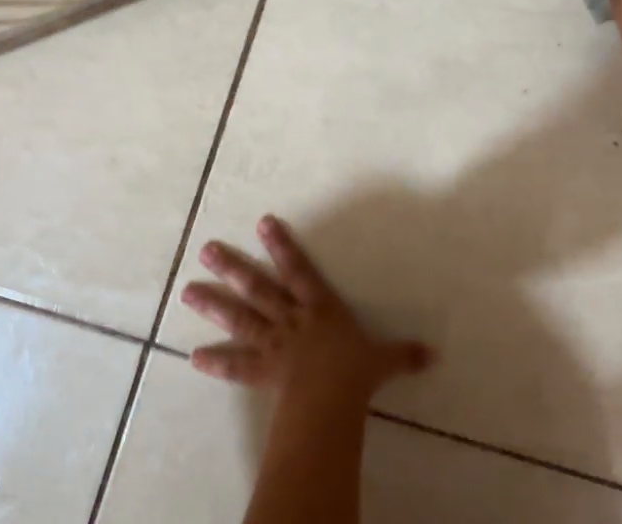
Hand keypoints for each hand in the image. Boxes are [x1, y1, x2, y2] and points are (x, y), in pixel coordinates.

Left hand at [181, 215, 434, 396]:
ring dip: (214, 304)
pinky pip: (236, 366)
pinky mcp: (262, 371)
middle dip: (232, 268)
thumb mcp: (383, 360)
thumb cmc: (356, 371)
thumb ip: (403, 354)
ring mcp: (273, 343)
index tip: (262, 222)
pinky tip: (193, 357)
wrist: (331, 398)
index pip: (299, 269)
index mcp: (320, 308)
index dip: (282, 245)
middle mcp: (291, 319)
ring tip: (187, 290)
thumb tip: (434, 354)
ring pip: (240, 318)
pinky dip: (216, 362)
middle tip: (206, 250)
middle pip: (257, 288)